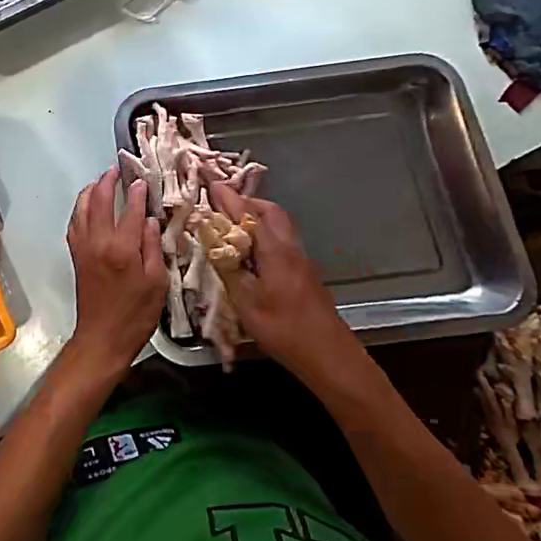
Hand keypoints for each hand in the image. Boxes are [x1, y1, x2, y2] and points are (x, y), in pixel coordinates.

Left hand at [64, 168, 165, 376]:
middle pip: (99, 201)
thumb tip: (150, 220)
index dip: (137, 192)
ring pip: (82, 208)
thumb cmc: (136, 314)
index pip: (130, 210)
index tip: (142, 179)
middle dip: (108, 181)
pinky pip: (75, 222)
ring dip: (91, 191)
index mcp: (122, 248)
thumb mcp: (157, 282)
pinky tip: (88, 206)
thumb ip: (153, 247)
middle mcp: (98, 241)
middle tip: (117, 169)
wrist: (102, 338)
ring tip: (102, 181)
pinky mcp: (76, 255)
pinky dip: (81, 208)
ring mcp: (83, 247)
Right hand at [207, 182, 357, 377]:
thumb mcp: (245, 300)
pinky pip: (282, 241)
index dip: (229, 199)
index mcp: (275, 250)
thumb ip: (229, 267)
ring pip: (279, 227)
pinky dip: (264, 235)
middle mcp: (291, 248)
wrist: (328, 354)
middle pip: (271, 213)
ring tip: (232, 226)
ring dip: (257, 218)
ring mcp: (301, 261)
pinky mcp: (305, 274)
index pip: (249, 214)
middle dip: (247, 203)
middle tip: (223, 205)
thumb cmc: (283, 328)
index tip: (212, 185)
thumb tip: (213, 242)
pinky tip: (252, 253)